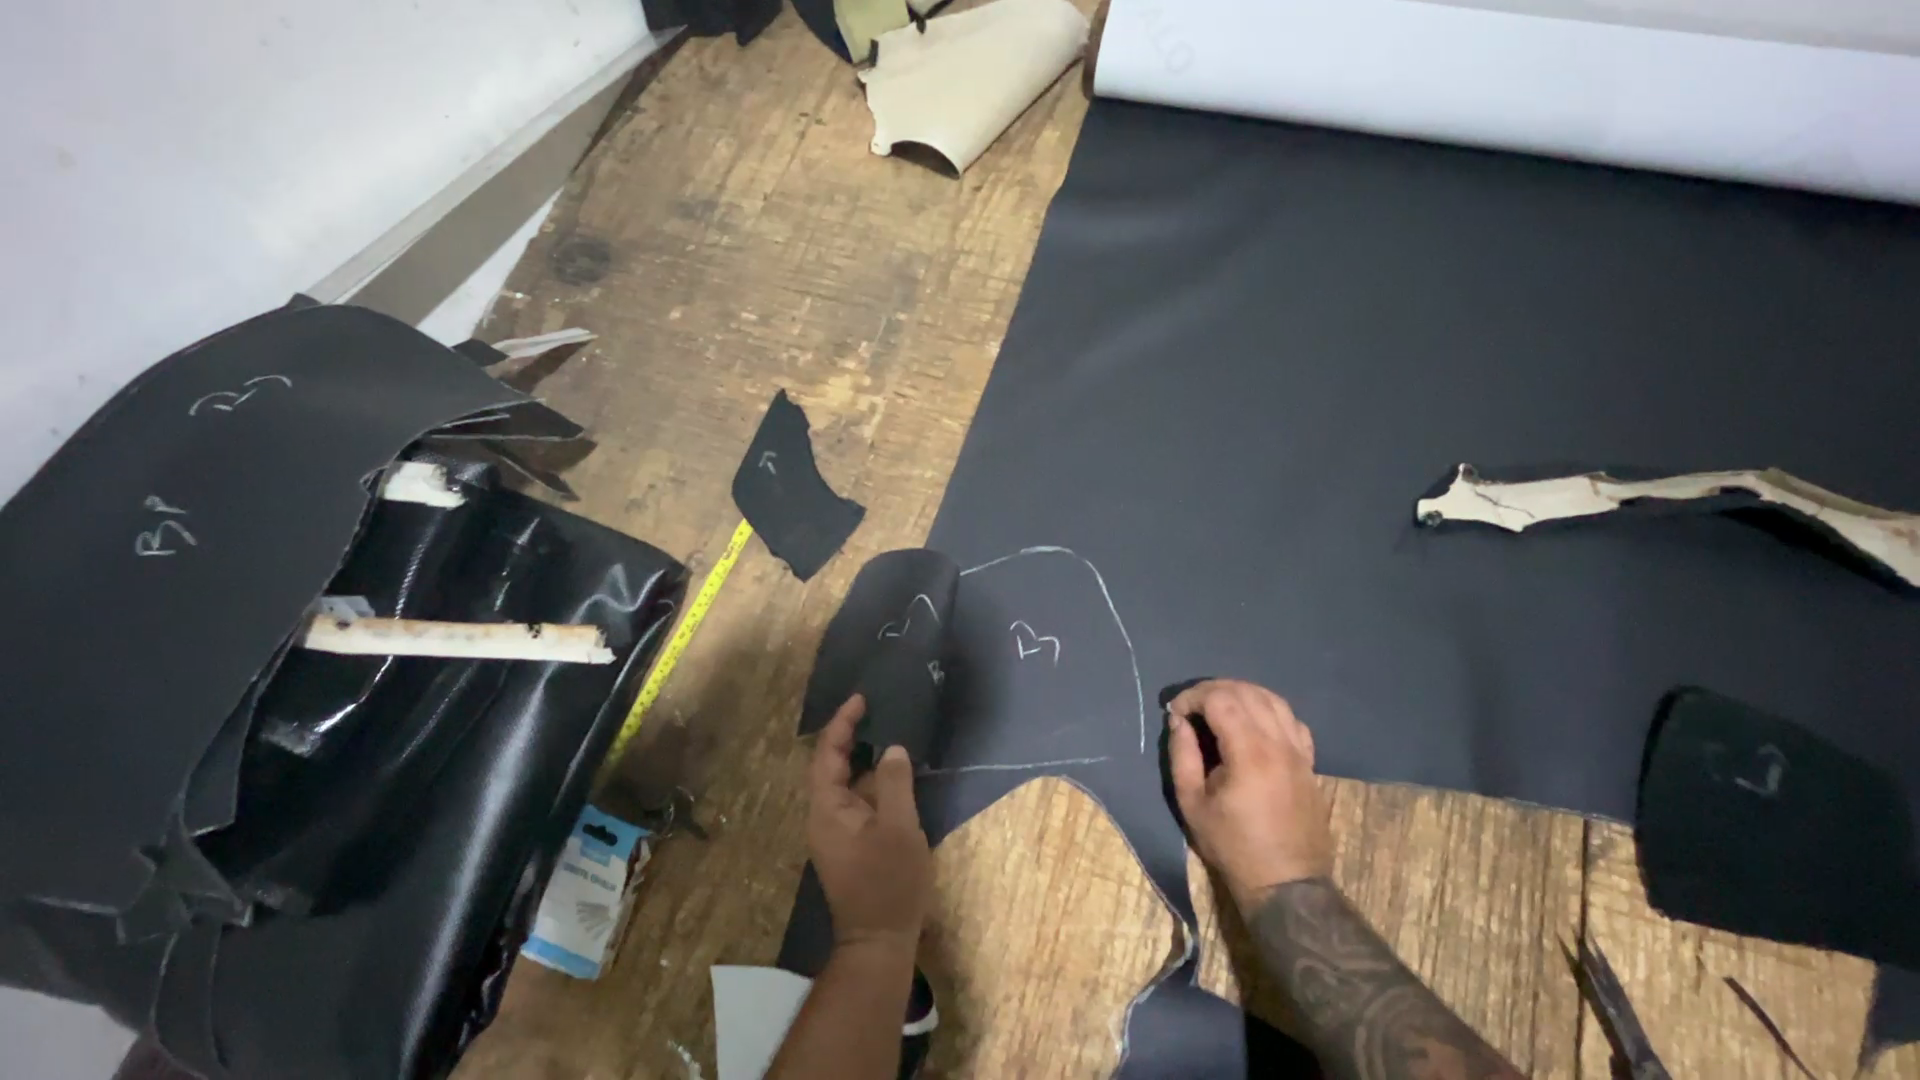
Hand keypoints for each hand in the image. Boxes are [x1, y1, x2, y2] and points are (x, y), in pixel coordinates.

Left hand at [807, 695, 932, 955]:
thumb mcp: (899, 828)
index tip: (860, 699)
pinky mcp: (850, 844)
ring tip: (889, 731)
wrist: (879, 940)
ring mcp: (836, 832)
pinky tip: (895, 774)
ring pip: (845, 784)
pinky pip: (856, 801)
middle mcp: (824, 816)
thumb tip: (892, 749)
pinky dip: (872, 781)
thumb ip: (895, 783)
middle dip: (849, 735)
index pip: (826, 754)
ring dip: (863, 758)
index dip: (841, 724)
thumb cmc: (888, 882)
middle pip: (830, 766)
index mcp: (827, 809)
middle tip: (875, 709)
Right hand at [1167, 679, 1332, 908]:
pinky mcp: (1309, 762)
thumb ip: (1183, 756)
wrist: (1285, 882)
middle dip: (1213, 690)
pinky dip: (1269, 710)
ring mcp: (1299, 752)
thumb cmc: (1232, 846)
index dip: (1193, 697)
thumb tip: (1178, 721)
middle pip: (1247, 692)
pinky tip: (1254, 722)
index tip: (1175, 712)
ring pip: (1273, 700)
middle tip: (1191, 706)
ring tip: (1219, 706)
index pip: (1220, 699)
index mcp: (1249, 753)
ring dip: (1242, 693)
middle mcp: (1279, 744)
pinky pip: (1292, 720)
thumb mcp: (1192, 803)